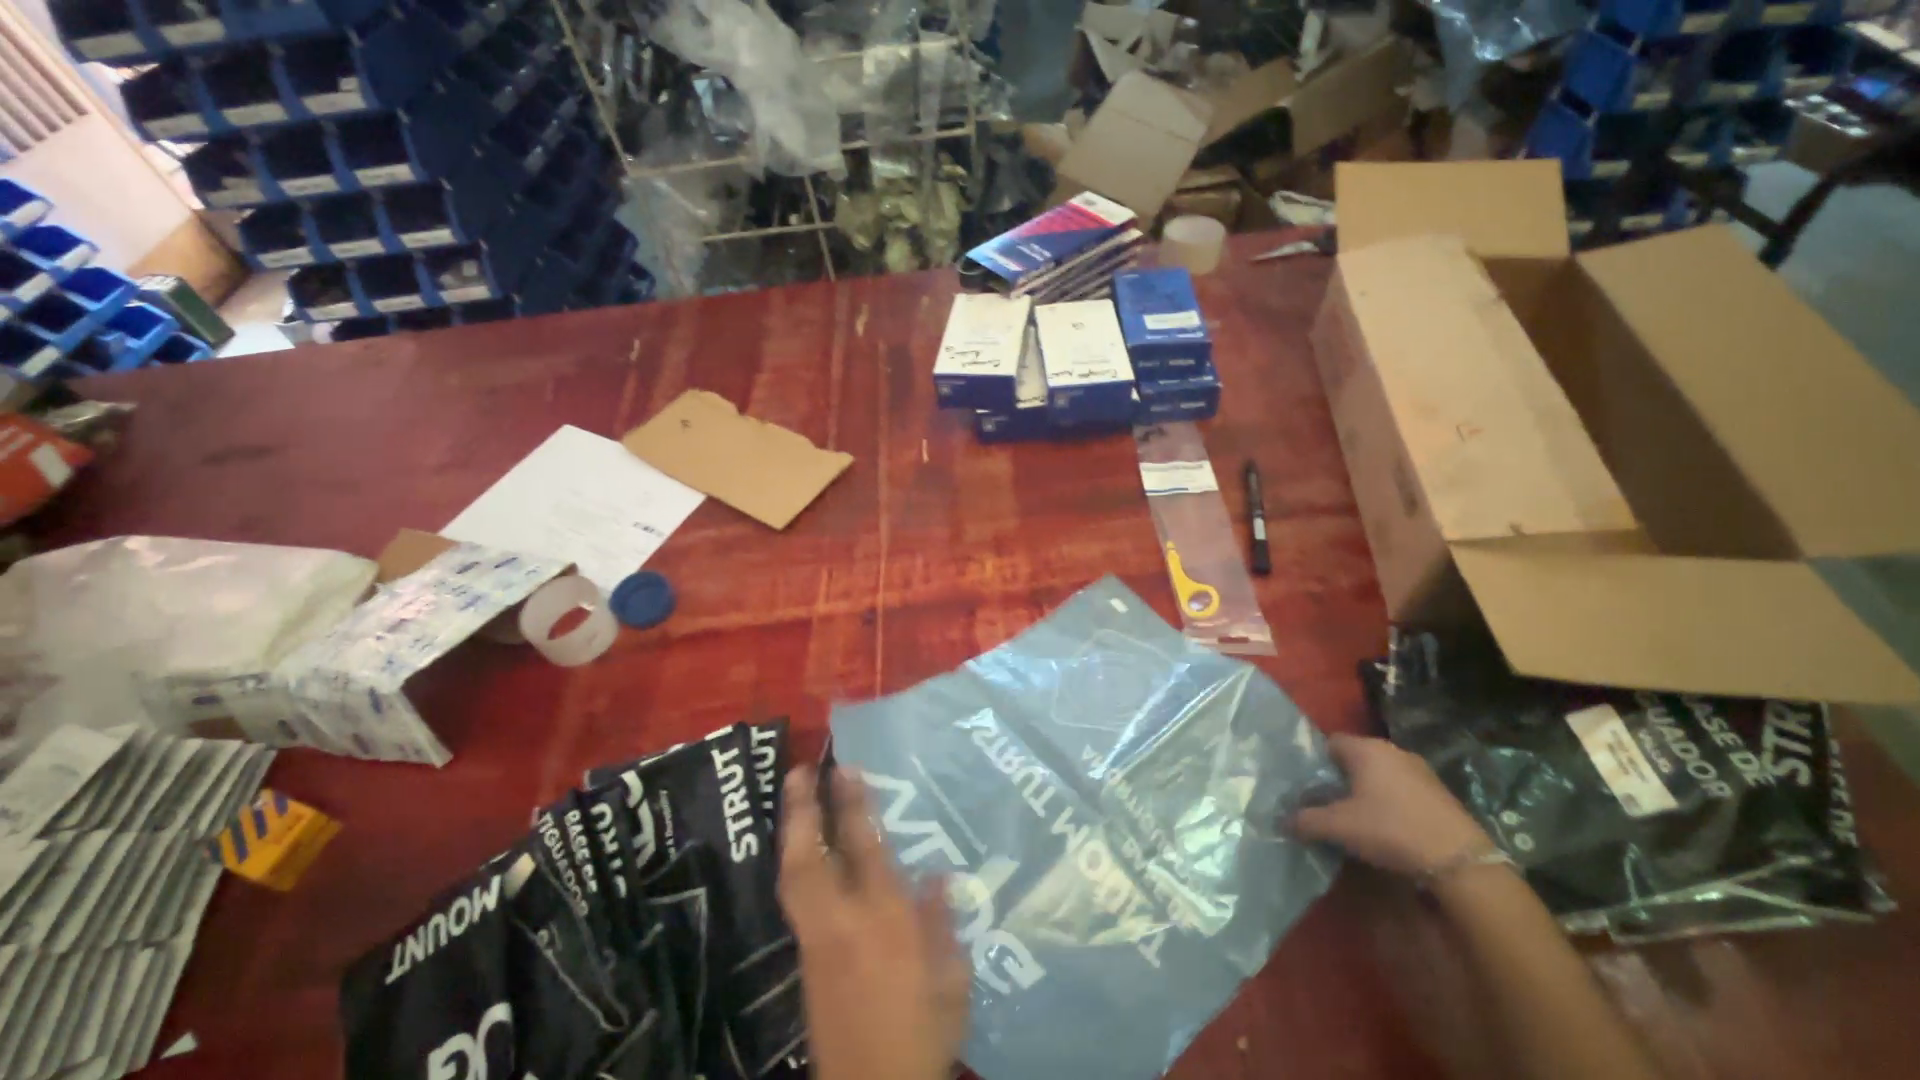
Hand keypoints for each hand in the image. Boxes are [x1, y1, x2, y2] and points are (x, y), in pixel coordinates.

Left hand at [778, 766, 968, 1079]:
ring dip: (791, 832)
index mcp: (885, 918)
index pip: (864, 846)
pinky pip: (794, 897)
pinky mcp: (804, 960)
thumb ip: (941, 924)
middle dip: (802, 808)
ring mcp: (816, 939)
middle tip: (801, 769)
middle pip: (810, 854)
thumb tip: (937, 878)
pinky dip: (794, 864)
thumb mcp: (951, 978)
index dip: (853, 803)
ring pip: (793, 875)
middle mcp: (842, 919)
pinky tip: (803, 853)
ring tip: (794, 798)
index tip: (846, 767)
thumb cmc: (923, 1032)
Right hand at [1291, 734, 1493, 875]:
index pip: (1329, 742)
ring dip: (1365, 791)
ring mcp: (1419, 770)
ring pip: (1379, 774)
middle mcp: (1393, 751)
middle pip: (1355, 758)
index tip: (1306, 787)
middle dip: (1339, 778)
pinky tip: (1385, 827)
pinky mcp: (1437, 791)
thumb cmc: (1390, 830)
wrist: (1458, 859)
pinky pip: (1400, 788)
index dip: (1314, 762)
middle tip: (1325, 804)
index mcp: (1366, 750)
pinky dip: (1388, 801)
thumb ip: (1305, 820)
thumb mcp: (1339, 827)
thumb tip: (1282, 820)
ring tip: (1353, 818)